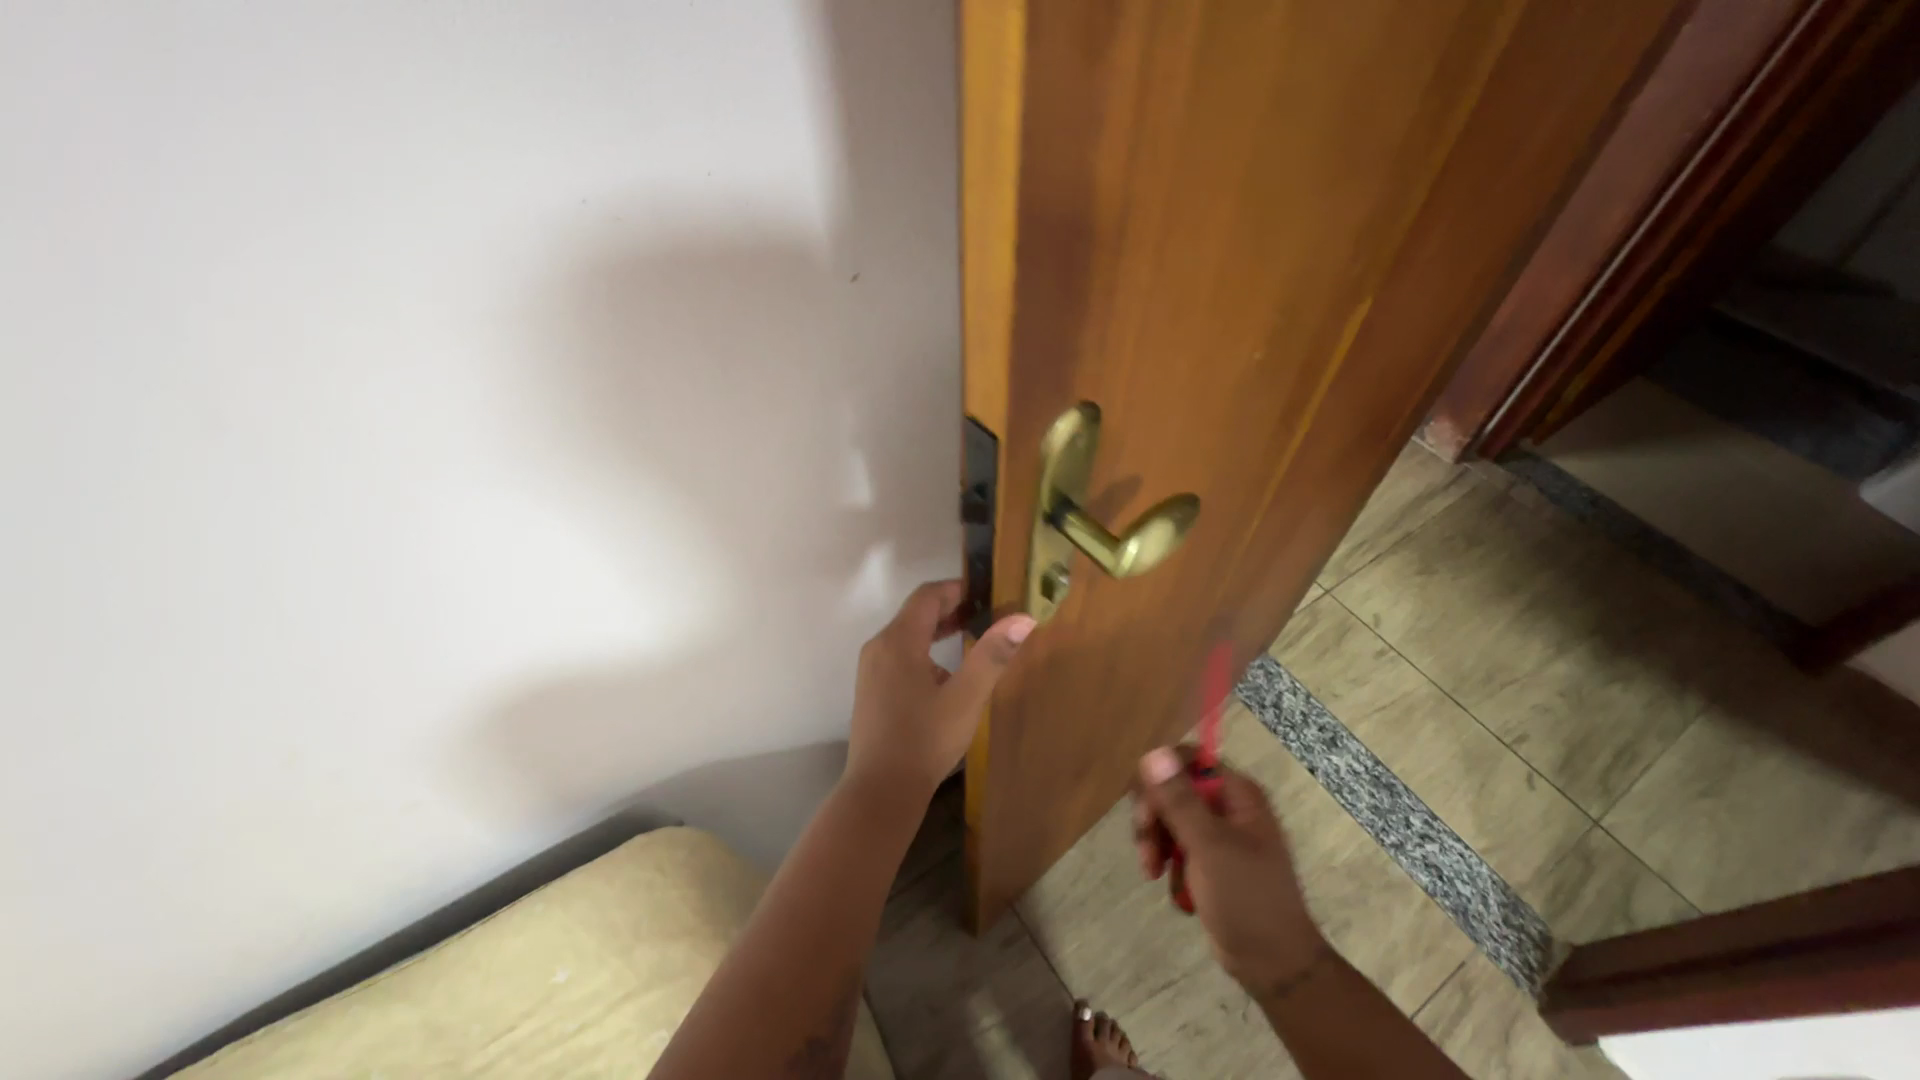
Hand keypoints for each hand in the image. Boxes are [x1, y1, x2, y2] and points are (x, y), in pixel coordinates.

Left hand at [845, 580, 1034, 803]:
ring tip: (971, 638)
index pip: (927, 596)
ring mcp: (871, 670)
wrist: (881, 789)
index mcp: (898, 641)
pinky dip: (924, 652)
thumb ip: (992, 655)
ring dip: (937, 631)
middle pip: (915, 614)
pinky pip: (899, 656)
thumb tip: (1023, 619)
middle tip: (986, 613)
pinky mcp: (871, 690)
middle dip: (950, 609)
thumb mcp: (966, 698)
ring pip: (907, 636)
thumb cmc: (925, 740)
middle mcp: (879, 647)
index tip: (987, 592)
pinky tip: (946, 675)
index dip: (957, 589)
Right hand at [1132, 746, 1324, 995]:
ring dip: (1155, 843)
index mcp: (1237, 792)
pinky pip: (1175, 845)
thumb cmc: (1247, 898)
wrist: (1272, 962)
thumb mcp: (1209, 846)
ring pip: (1168, 818)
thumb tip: (1154, 752)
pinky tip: (1171, 886)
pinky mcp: (1210, 859)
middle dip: (1152, 818)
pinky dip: (1167, 863)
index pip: (1187, 758)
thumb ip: (1179, 799)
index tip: (1146, 812)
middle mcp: (1228, 805)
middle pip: (1171, 788)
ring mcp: (1219, 833)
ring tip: (1151, 872)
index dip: (1160, 779)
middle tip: (1147, 851)